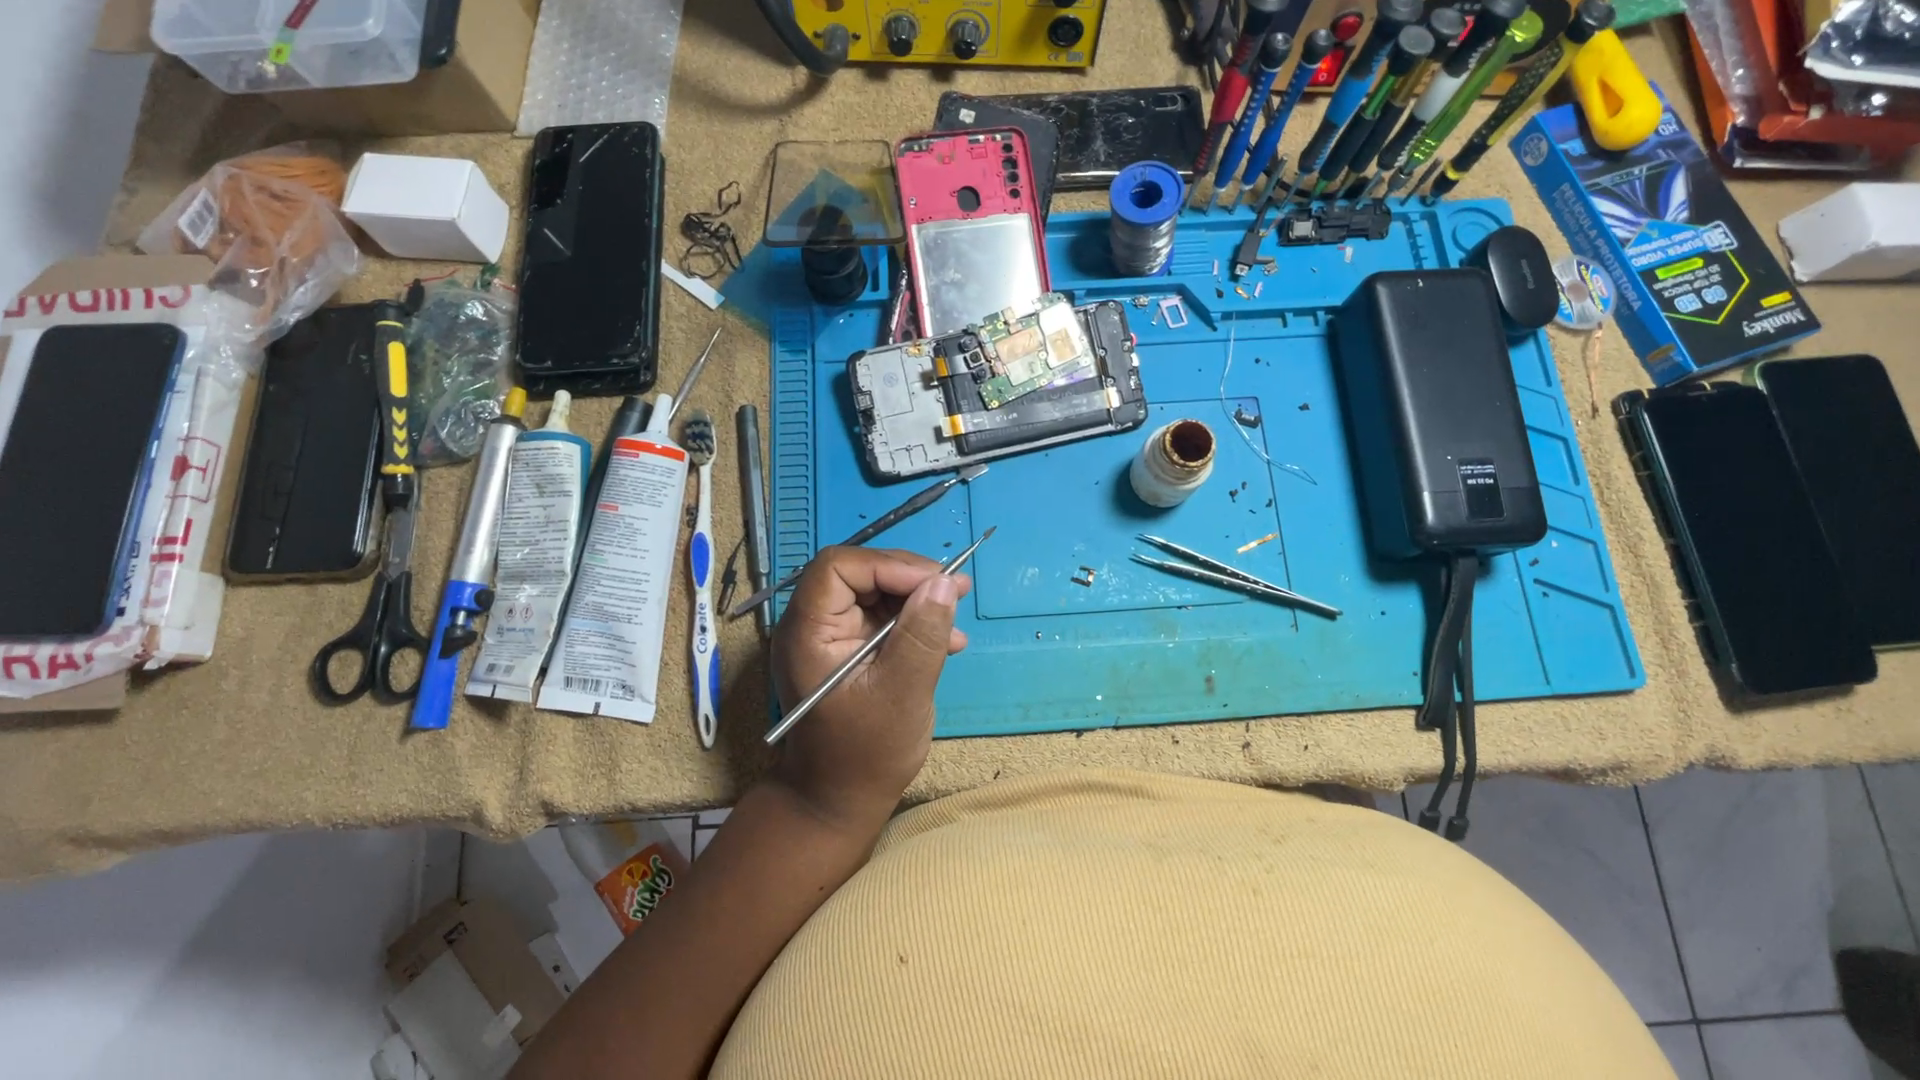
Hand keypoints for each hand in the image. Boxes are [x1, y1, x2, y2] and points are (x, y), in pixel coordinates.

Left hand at [770, 546, 969, 832]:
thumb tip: (944, 583)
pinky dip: (913, 623)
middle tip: (955, 591)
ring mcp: (830, 639)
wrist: (840, 801)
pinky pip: (880, 620)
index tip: (934, 583)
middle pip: (858, 574)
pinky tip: (948, 641)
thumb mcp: (902, 692)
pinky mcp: (849, 652)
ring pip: (874, 594)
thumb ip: (922, 634)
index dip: (889, 566)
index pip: (839, 567)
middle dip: (909, 579)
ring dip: (917, 600)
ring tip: (956, 615)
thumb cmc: (865, 754)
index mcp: (808, 631)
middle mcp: (812, 626)